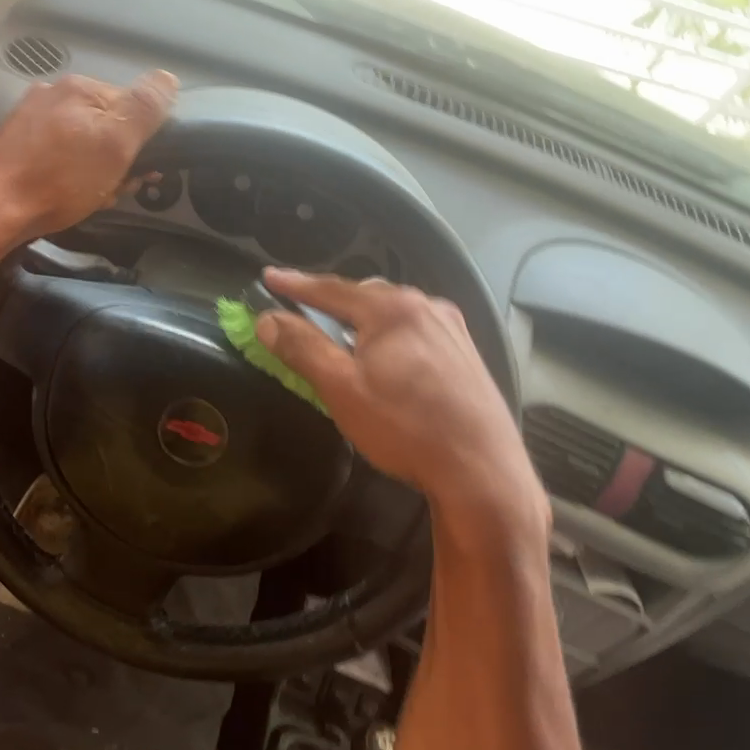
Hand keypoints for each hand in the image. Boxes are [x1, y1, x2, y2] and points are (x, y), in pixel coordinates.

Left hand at [0, 70, 177, 240]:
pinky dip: (67, 172)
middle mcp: (51, 92)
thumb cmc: (62, 179)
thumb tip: (168, 77)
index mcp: (79, 86)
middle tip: (113, 188)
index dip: (141, 140)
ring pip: (80, 141)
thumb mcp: (116, 144)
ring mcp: (28, 117)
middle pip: (104, 124)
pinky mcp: (14, 143)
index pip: (130, 105)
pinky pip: (56, 153)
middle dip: (115, 158)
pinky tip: (64, 194)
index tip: (140, 169)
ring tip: (89, 196)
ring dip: (94, 168)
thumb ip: (145, 107)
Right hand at [254, 268, 547, 538]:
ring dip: (361, 318)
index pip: (331, 289)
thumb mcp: (341, 389)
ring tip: (340, 332)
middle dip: (331, 300)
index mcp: (392, 309)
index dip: (295, 285)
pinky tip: (385, 355)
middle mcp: (426, 307)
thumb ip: (302, 348)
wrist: (482, 472)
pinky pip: (415, 329)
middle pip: (365, 295)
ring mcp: (451, 329)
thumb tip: (267, 319)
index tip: (268, 277)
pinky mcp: (465, 353)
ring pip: (393, 312)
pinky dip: (388, 332)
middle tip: (302, 308)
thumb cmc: (405, 427)